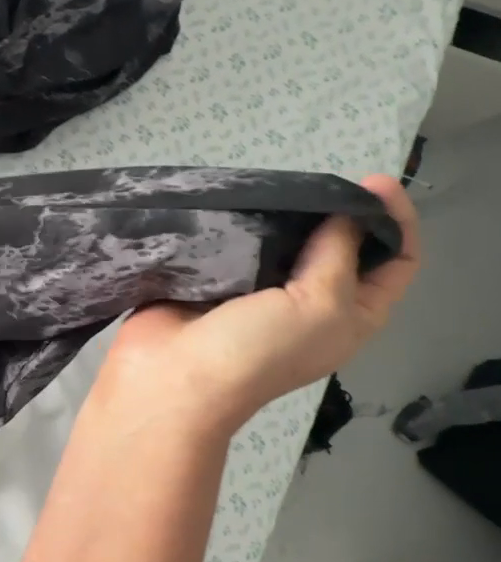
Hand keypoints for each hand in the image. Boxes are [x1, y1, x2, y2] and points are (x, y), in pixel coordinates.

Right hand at [101, 173, 421, 435]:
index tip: (371, 182)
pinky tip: (226, 208)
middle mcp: (304, 302)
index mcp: (349, 314)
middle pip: (334, 248)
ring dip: (277, 219)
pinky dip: (227, 230)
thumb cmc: (255, 351)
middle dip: (332, 215)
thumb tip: (345, 212)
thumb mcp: (319, 305)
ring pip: (277, 245)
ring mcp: (248, 294)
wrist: (168, 379)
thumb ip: (337, 255)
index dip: (392, 221)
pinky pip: (223, 250)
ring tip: (270, 189)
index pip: (393, 261)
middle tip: (316, 181)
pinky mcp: (200, 286)